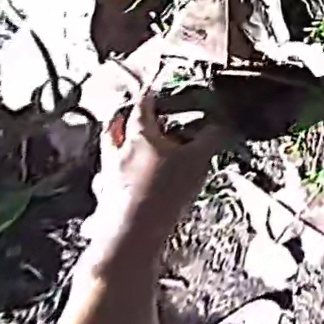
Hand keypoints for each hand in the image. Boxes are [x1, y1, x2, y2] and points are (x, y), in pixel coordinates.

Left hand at [78, 80, 226, 278]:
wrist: (130, 239)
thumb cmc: (164, 191)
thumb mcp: (198, 160)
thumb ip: (210, 138)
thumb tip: (220, 124)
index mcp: (139, 138)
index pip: (142, 106)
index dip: (150, 92)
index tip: (155, 83)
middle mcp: (116, 155)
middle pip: (113, 127)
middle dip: (124, 116)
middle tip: (135, 111)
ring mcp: (106, 180)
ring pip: (107, 156)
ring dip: (118, 148)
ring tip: (132, 149)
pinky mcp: (104, 203)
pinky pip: (107, 183)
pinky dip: (117, 178)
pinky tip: (127, 184)